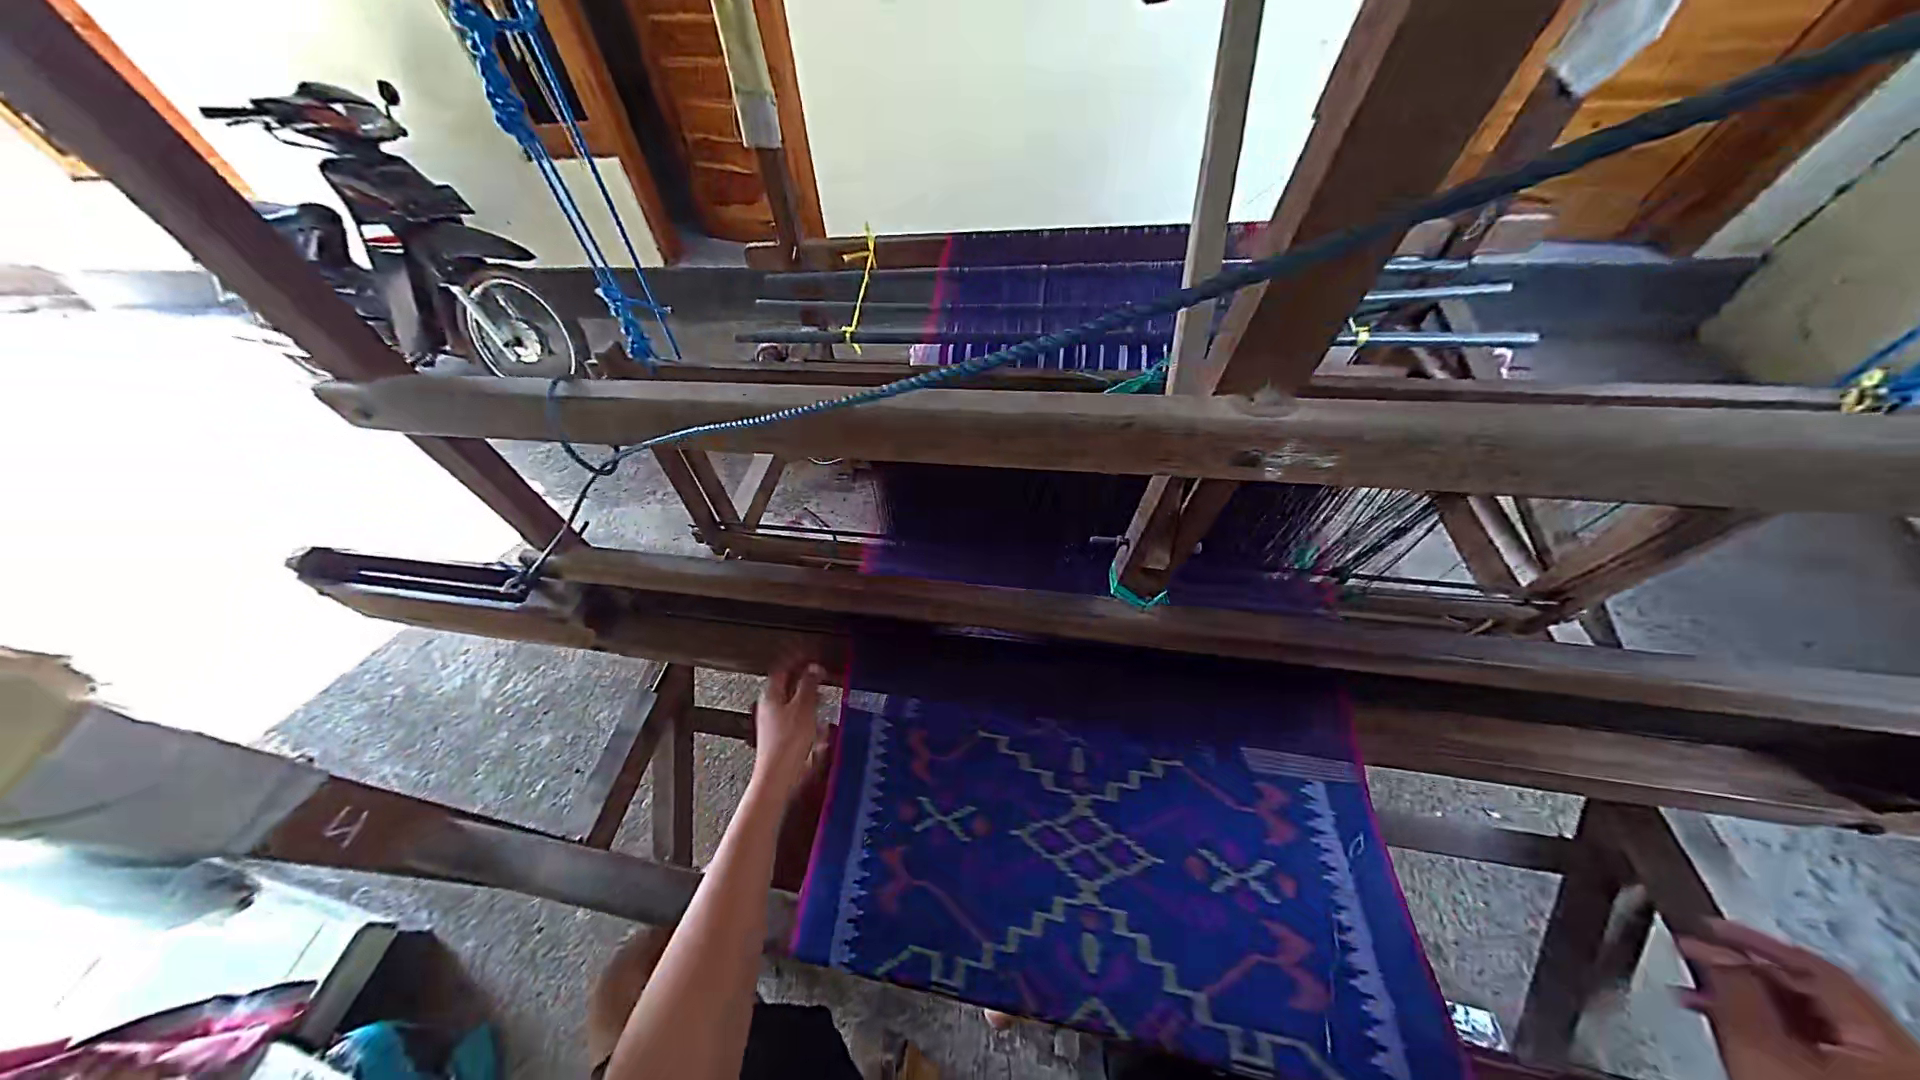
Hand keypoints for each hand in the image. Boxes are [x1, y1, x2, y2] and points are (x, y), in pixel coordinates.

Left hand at [751, 656, 824, 799]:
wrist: (779, 776)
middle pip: (787, 686)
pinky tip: (818, 726)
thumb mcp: (804, 707)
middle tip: (819, 676)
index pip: (783, 669)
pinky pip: (796, 720)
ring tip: (822, 699)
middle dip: (805, 680)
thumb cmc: (787, 743)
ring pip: (792, 703)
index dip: (797, 659)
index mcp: (771, 696)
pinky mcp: (780, 738)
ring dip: (808, 699)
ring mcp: (773, 723)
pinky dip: (808, 717)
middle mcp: (769, 708)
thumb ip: (809, 685)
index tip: (809, 655)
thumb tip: (814, 668)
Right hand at [1677, 919, 1919, 1079]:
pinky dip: (1763, 1024)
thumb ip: (1732, 989)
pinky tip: (1727, 1021)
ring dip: (1746, 997)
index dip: (1753, 941)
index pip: (1813, 968)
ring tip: (1697, 991)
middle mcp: (1899, 1057)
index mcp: (1891, 1045)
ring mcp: (1882, 1073)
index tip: (1704, 924)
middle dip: (1743, 971)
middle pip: (1812, 993)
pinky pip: (1810, 1041)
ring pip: (1808, 1018)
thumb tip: (1706, 945)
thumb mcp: (1758, 1049)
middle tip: (1694, 955)